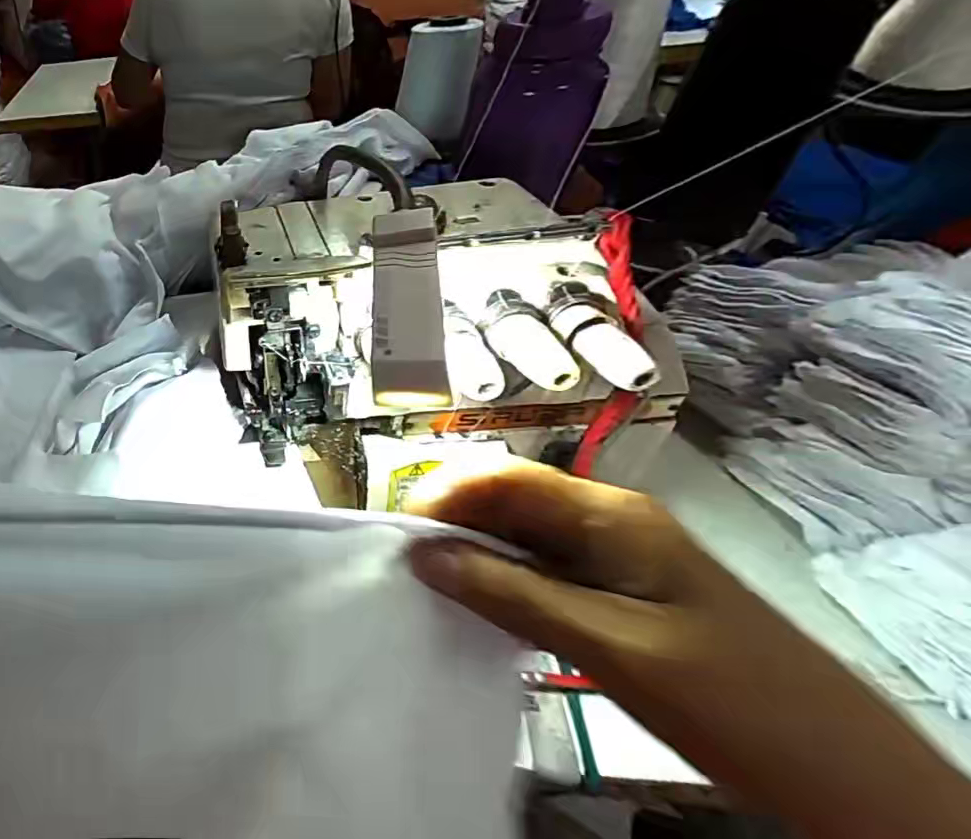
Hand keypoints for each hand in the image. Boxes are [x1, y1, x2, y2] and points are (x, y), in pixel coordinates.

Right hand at [407, 460, 970, 838]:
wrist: (847, 772)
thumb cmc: (730, 697)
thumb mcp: (609, 645)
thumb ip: (510, 594)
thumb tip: (422, 554)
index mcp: (608, 514)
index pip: (500, 477)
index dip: (442, 496)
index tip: (402, 538)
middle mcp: (605, 518)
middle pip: (504, 496)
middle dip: (450, 522)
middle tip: (410, 565)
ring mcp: (611, 550)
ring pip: (516, 530)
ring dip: (471, 551)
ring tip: (435, 585)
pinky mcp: (614, 582)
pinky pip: (536, 562)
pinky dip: (500, 576)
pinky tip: (481, 603)